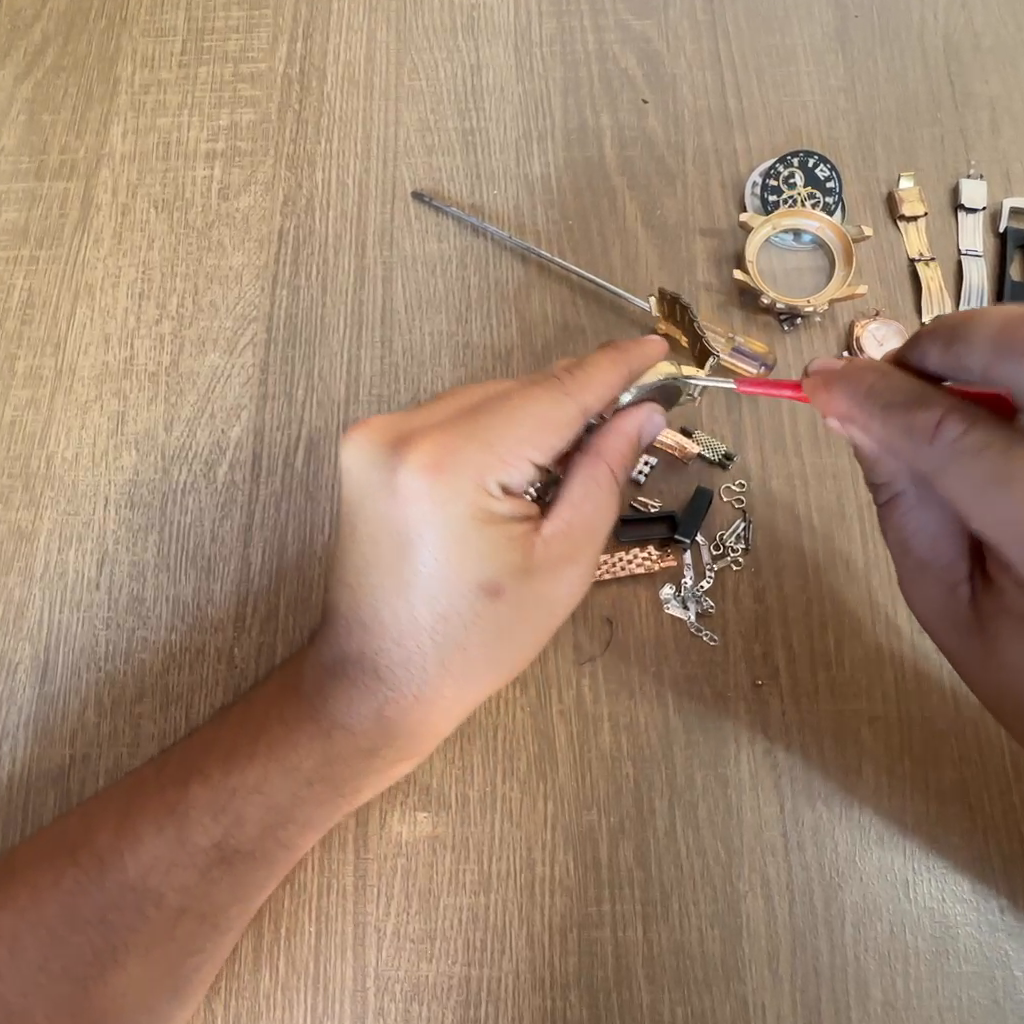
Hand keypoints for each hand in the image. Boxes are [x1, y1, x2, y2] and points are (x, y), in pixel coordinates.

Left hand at [303, 336, 669, 767]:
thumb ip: (603, 474)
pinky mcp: (366, 444)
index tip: (657, 347)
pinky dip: (494, 430)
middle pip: (517, 391)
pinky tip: (518, 466)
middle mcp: (403, 431)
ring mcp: (375, 433)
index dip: (612, 368)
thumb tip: (640, 414)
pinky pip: (452, 416)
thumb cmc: (476, 640)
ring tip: (570, 461)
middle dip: (575, 401)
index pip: (553, 394)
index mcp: (453, 463)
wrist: (380, 676)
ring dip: (533, 417)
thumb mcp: (562, 563)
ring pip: (485, 398)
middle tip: (629, 417)